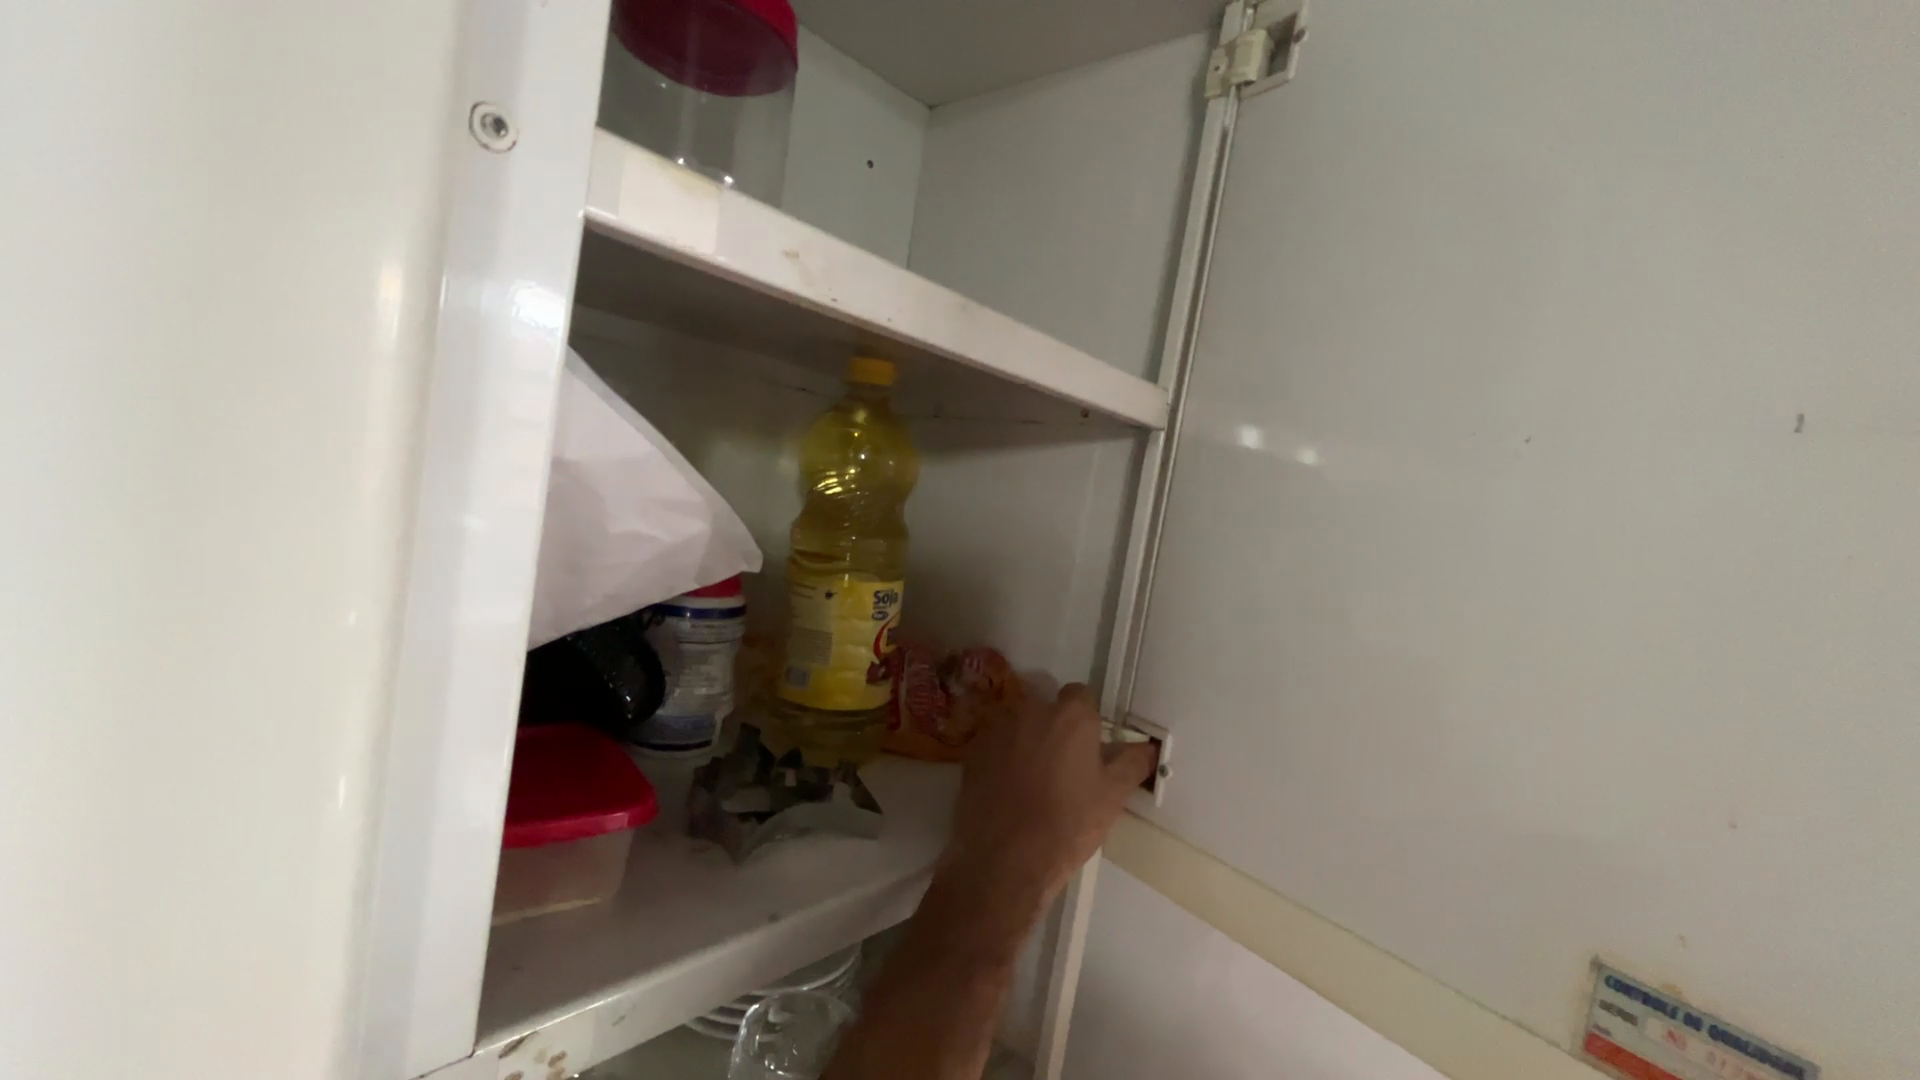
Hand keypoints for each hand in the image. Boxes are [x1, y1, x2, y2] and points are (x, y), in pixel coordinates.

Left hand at [941, 683, 1158, 903]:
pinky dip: (1003, 757)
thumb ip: (1132, 762)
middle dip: (1055, 729)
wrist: (1004, 858)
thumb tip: (1147, 746)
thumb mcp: (1112, 796)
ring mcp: (997, 729)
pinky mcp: (972, 751)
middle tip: (1063, 768)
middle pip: (1047, 708)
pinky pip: (995, 744)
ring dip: (1027, 741)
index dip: (1087, 719)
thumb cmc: (1067, 825)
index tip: (1090, 747)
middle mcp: (1031, 710)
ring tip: (1033, 781)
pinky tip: (1008, 789)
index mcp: (1070, 716)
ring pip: (1019, 725)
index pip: (1081, 696)